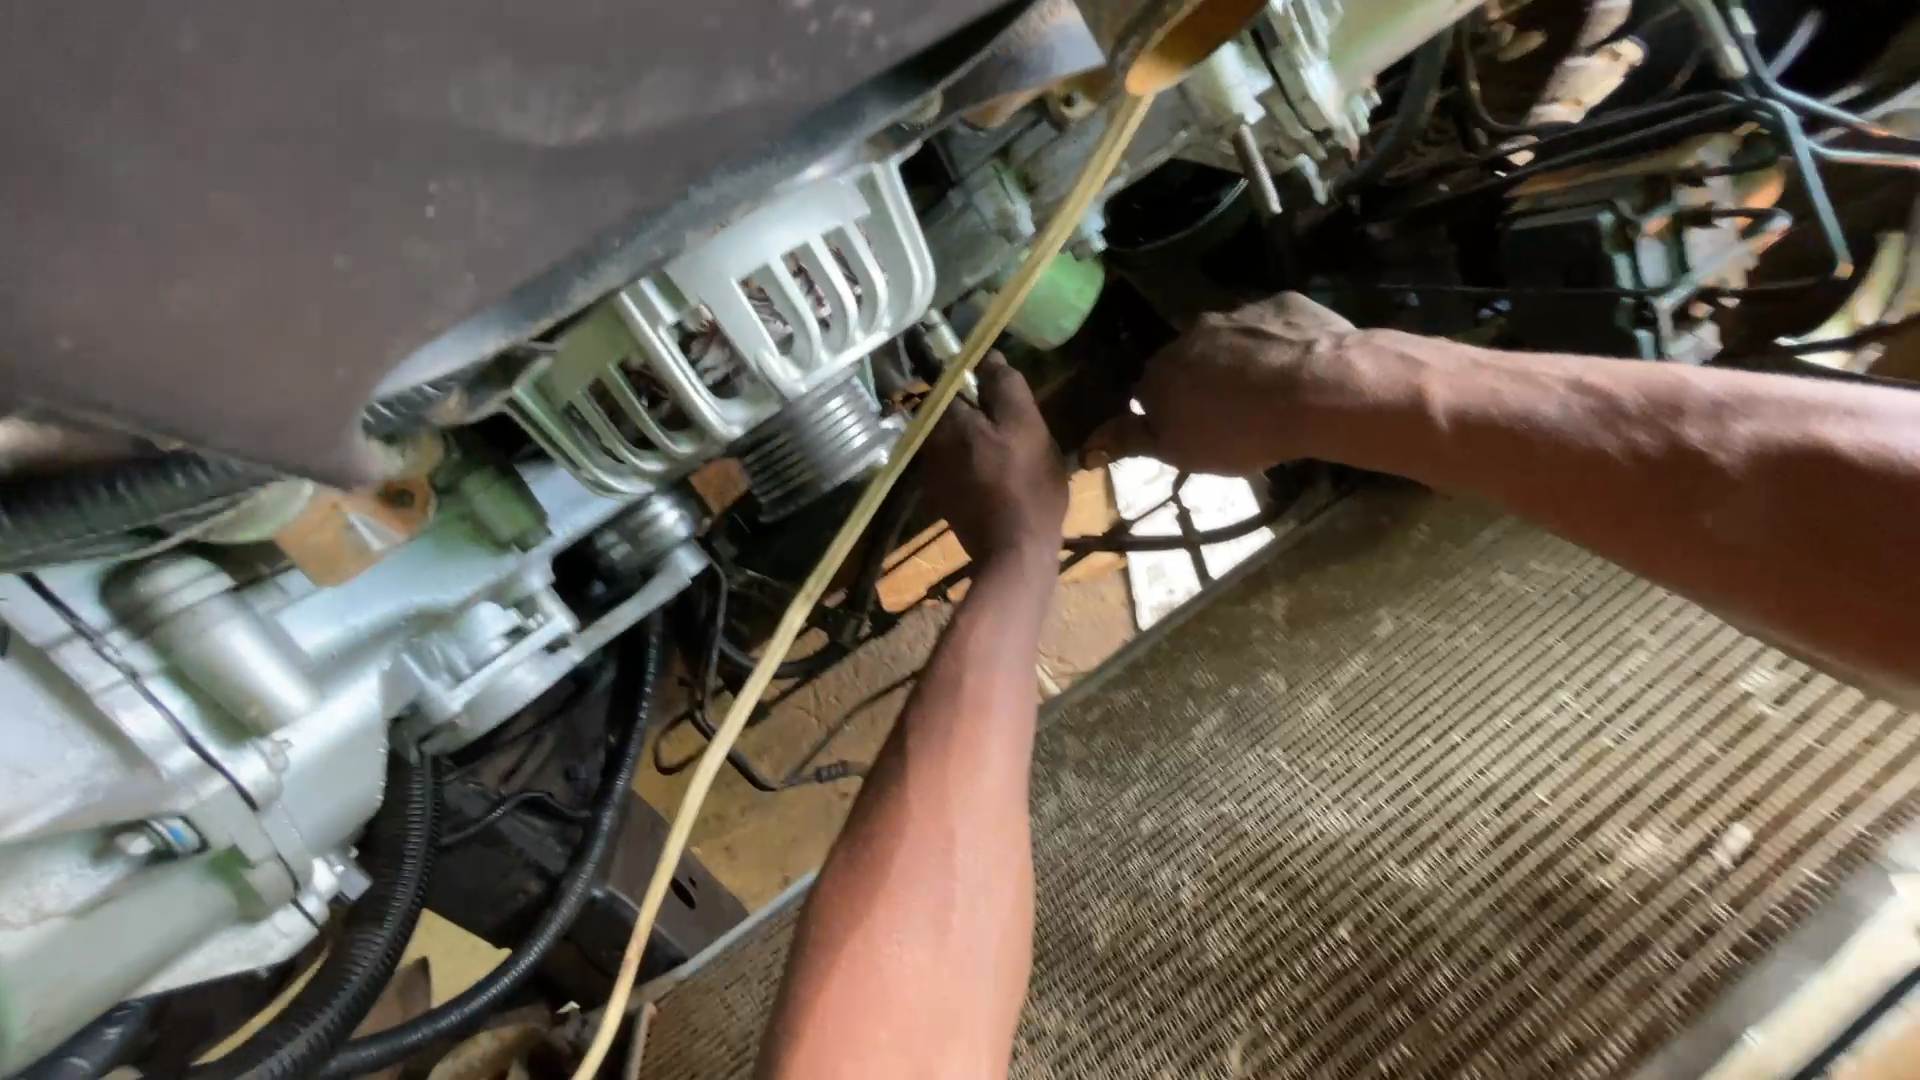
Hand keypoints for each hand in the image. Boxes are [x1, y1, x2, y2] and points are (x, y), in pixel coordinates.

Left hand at [920, 354, 1067, 564]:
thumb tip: (989, 358)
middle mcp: (929, 444)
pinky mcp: (943, 498)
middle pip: (949, 411)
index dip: (975, 376)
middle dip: (975, 409)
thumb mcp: (1027, 427)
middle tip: (1011, 422)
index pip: (950, 379)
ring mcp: (933, 474)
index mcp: (946, 421)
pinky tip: (996, 474)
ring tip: (1007, 448)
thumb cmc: (1027, 486)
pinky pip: (956, 465)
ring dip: (974, 437)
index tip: (998, 386)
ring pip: (953, 439)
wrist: (1014, 552)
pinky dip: (972, 462)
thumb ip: (1006, 388)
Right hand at [1086, 292, 1360, 474]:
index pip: (1149, 390)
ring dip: (1239, 360)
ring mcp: (1237, 312)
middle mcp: (1189, 333)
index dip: (1168, 412)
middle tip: (1230, 414)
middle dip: (1201, 380)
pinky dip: (1279, 344)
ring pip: (1230, 339)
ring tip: (1269, 392)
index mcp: (1160, 371)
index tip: (1190, 431)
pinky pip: (1273, 326)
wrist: (1316, 390)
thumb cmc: (1237, 431)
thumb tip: (1086, 444)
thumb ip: (1131, 441)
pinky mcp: (1282, 302)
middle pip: (1188, 359)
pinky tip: (1299, 368)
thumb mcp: (1177, 450)